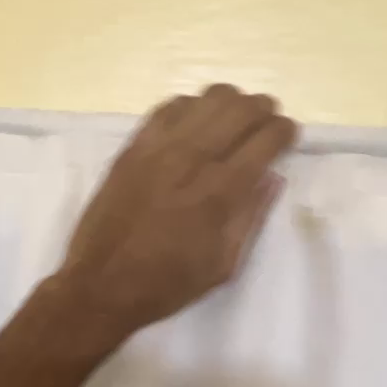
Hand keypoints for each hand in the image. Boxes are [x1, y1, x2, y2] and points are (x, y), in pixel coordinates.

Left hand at [51, 85, 297, 341]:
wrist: (100, 288)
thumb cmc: (165, 286)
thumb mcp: (221, 266)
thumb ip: (250, 218)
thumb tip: (272, 178)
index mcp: (219, 193)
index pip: (266, 140)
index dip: (284, 132)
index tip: (287, 137)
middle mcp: (192, 160)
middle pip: (240, 109)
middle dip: (262, 111)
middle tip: (265, 123)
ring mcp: (157, 150)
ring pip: (205, 99)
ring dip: (228, 103)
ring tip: (231, 120)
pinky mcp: (130, 150)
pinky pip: (166, 109)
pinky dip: (188, 108)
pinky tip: (193, 123)